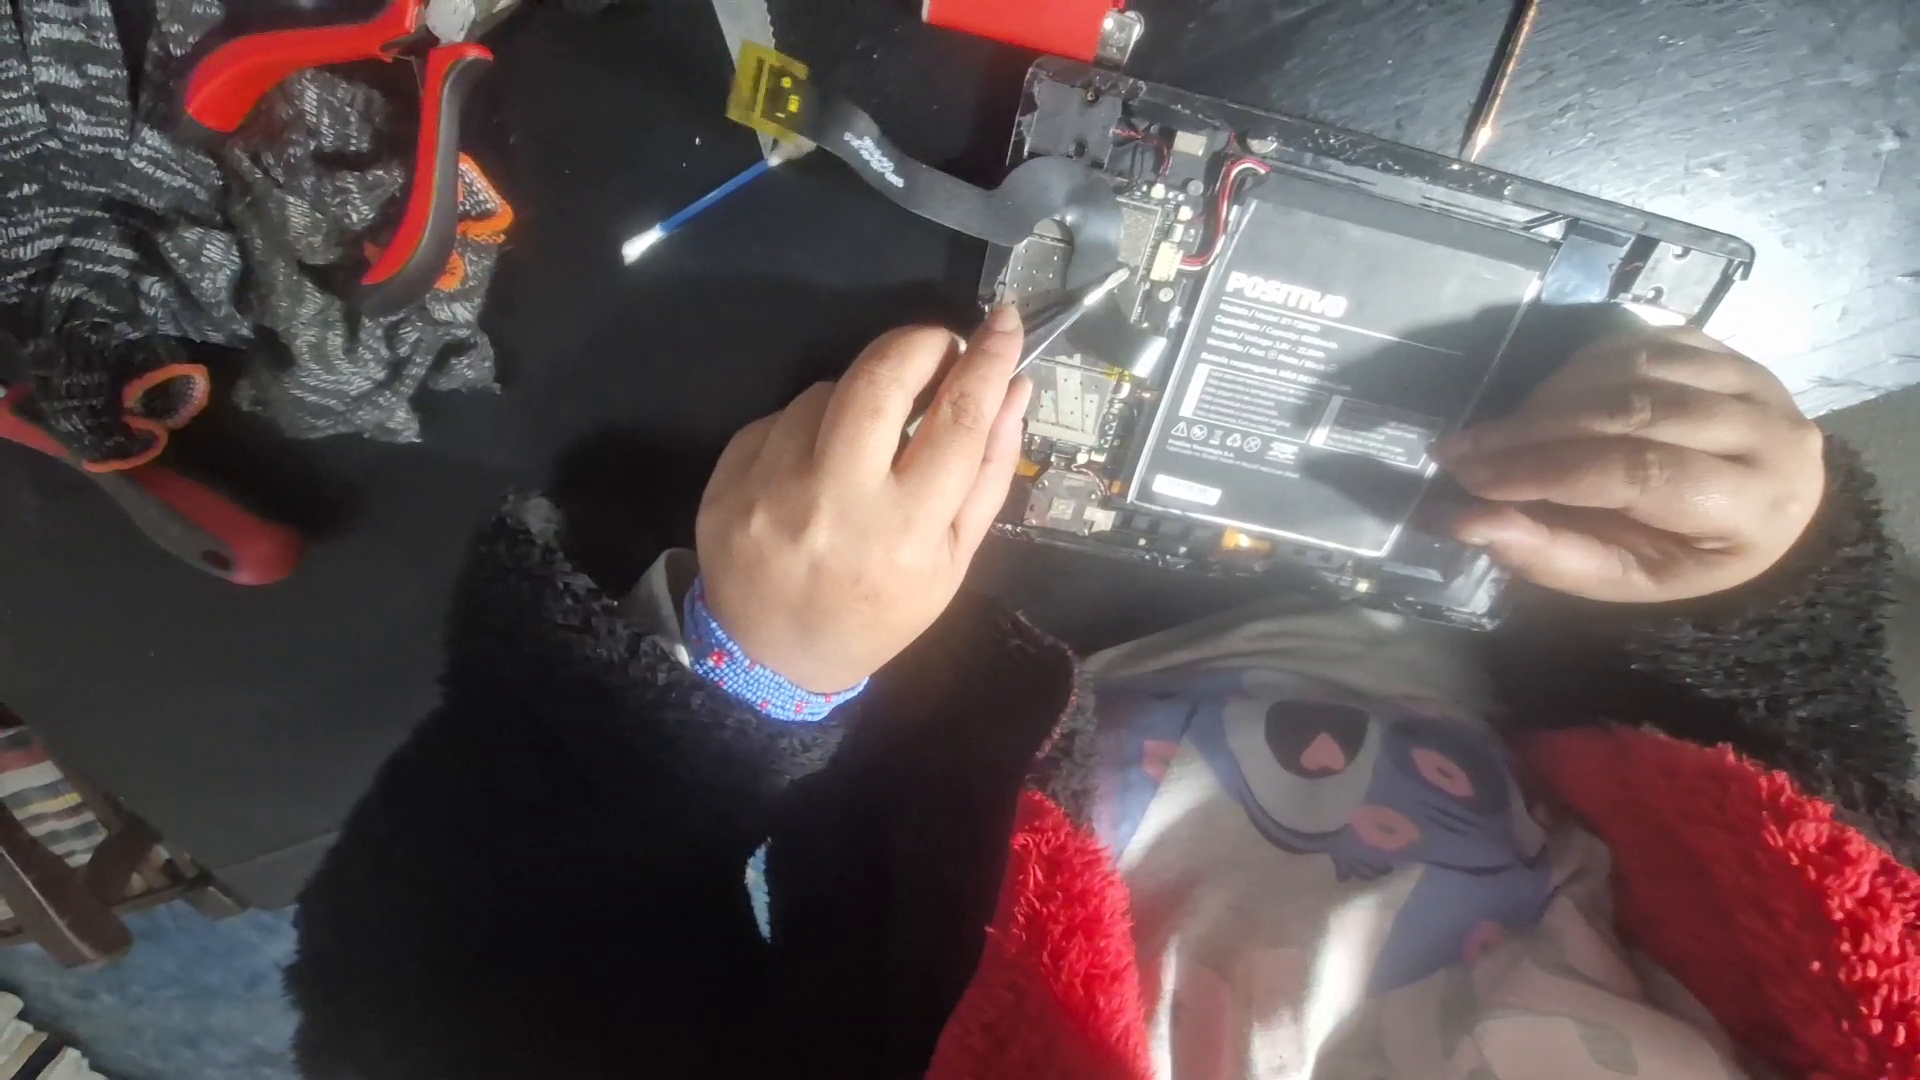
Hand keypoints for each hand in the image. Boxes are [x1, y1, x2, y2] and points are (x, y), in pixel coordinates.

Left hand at [695, 309, 1032, 691]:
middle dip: (919, 343)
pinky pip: (783, 414)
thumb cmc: (880, 611)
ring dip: (862, 393)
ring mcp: (771, 486)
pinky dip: (812, 423)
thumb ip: (987, 475)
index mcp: (904, 534)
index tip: (1006, 321)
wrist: (775, 656)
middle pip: (880, 380)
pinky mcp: (728, 476)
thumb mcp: (951, 561)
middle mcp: (834, 502)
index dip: (986, 361)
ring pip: (828, 389)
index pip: (957, 422)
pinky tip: (815, 465)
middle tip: (939, 347)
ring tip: (867, 439)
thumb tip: (1013, 389)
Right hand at [1432, 327, 1824, 602]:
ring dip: (1546, 399)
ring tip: (1497, 433)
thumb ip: (1545, 555)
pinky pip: (1638, 345)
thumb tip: (1465, 522)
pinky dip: (1574, 370)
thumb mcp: (1613, 577)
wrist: (1747, 513)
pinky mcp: (1726, 351)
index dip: (1544, 471)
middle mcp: (1770, 433)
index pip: (1638, 473)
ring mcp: (1754, 381)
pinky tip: (1542, 403)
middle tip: (1460, 452)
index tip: (1468, 478)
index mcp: (1752, 505)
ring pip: (1632, 369)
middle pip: (1632, 413)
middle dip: (1529, 432)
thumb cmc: (1671, 554)